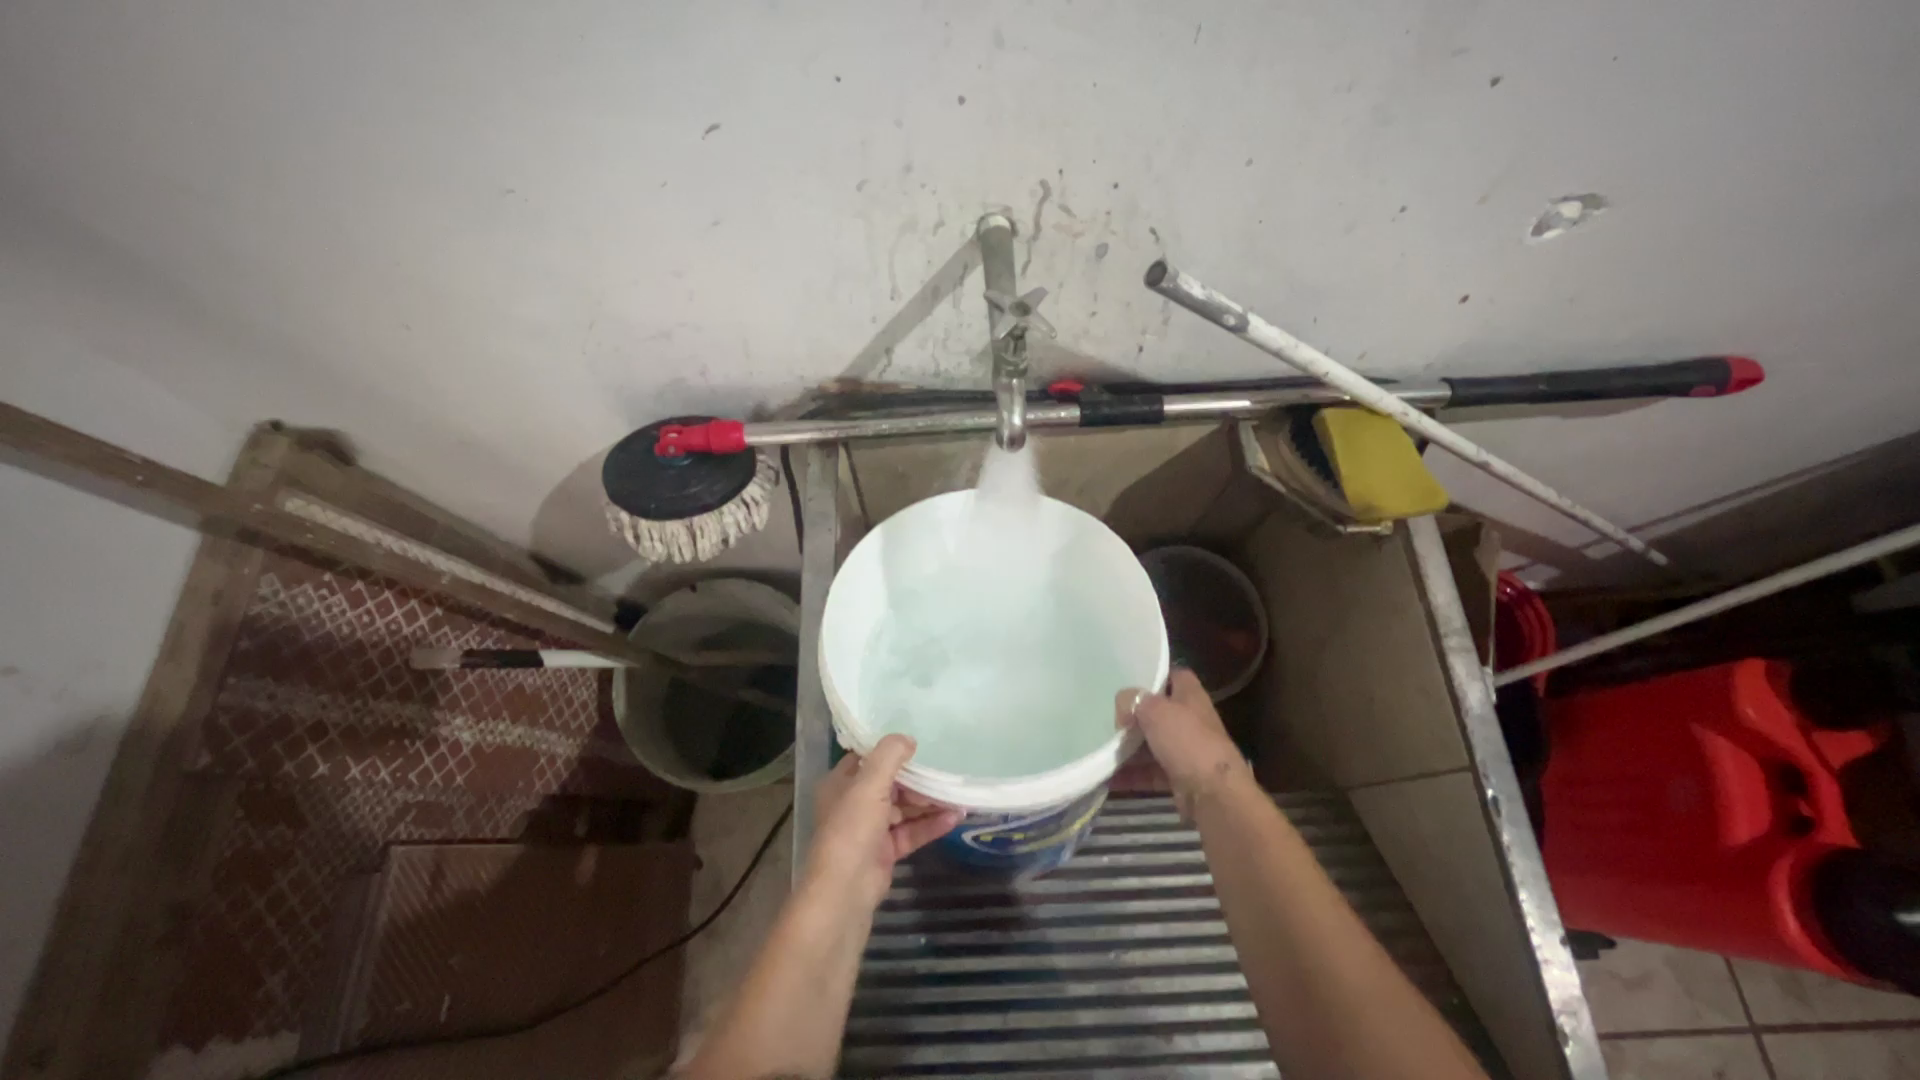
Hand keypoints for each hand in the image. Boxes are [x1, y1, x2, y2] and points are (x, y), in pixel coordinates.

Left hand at [804, 735, 963, 909]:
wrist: (844, 891)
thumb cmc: (852, 830)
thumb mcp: (869, 785)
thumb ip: (889, 757)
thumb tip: (908, 739)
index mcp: (841, 784)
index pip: (866, 759)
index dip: (890, 751)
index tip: (919, 742)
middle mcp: (854, 804)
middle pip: (890, 784)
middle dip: (918, 780)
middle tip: (946, 771)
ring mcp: (870, 829)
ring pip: (904, 809)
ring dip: (929, 802)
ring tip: (958, 794)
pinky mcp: (885, 852)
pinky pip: (911, 832)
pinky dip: (931, 825)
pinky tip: (955, 818)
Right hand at [1117, 669, 1251, 817]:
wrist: (1213, 793)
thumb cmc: (1187, 741)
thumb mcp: (1155, 710)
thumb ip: (1133, 701)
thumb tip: (1123, 707)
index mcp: (1191, 696)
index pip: (1175, 676)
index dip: (1155, 675)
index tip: (1130, 682)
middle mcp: (1191, 721)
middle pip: (1159, 713)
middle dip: (1134, 718)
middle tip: (1110, 721)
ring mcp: (1186, 751)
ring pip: (1152, 745)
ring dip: (1128, 750)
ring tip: (1103, 752)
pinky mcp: (1180, 778)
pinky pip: (1149, 772)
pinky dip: (1131, 776)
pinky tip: (1109, 778)